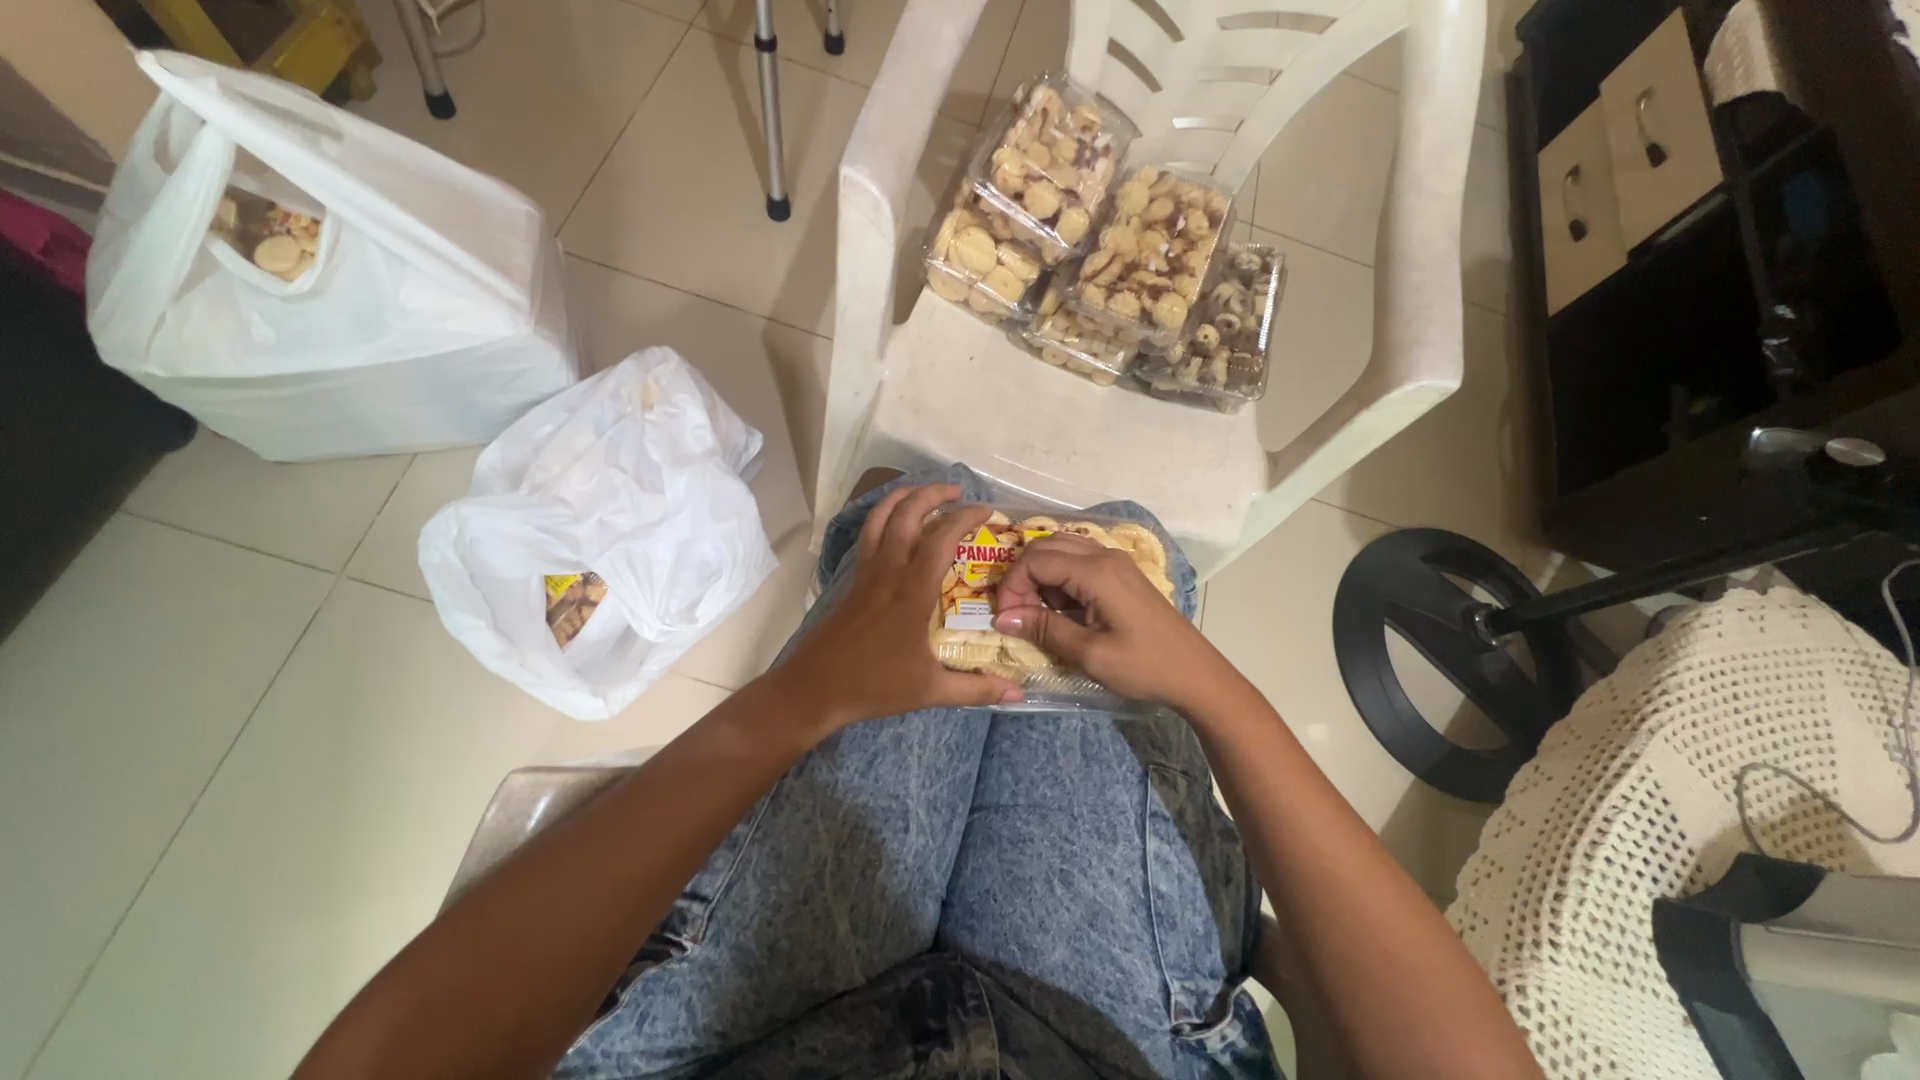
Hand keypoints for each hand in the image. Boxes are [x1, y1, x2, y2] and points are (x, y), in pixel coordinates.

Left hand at [767, 484, 1021, 737]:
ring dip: (903, 497)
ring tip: (925, 493)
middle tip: (958, 492)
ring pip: (880, 517)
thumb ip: (976, 689)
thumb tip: (1018, 694)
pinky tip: (896, 527)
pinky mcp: (852, 581)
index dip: (966, 518)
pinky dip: (884, 518)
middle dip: (933, 493)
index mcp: (911, 591)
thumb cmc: (873, 686)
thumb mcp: (930, 690)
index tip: (987, 512)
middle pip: (906, 513)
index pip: (941, 538)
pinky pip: (869, 536)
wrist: (813, 689)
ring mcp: (866, 573)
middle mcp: (888, 572)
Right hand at [992, 533, 1233, 710]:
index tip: (1006, 618)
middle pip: (1045, 546)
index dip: (1012, 586)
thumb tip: (1004, 619)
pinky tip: (1062, 610)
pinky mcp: (1122, 574)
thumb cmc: (1144, 666)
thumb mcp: (1089, 654)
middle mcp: (1104, 556)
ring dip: (1040, 576)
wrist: (1195, 673)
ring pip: (1061, 550)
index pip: (1035, 560)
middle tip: (1017, 614)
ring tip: (1037, 614)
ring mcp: (1116, 562)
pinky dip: (1060, 579)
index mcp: (1096, 572)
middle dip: (1022, 577)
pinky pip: (1079, 561)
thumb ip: (1044, 630)